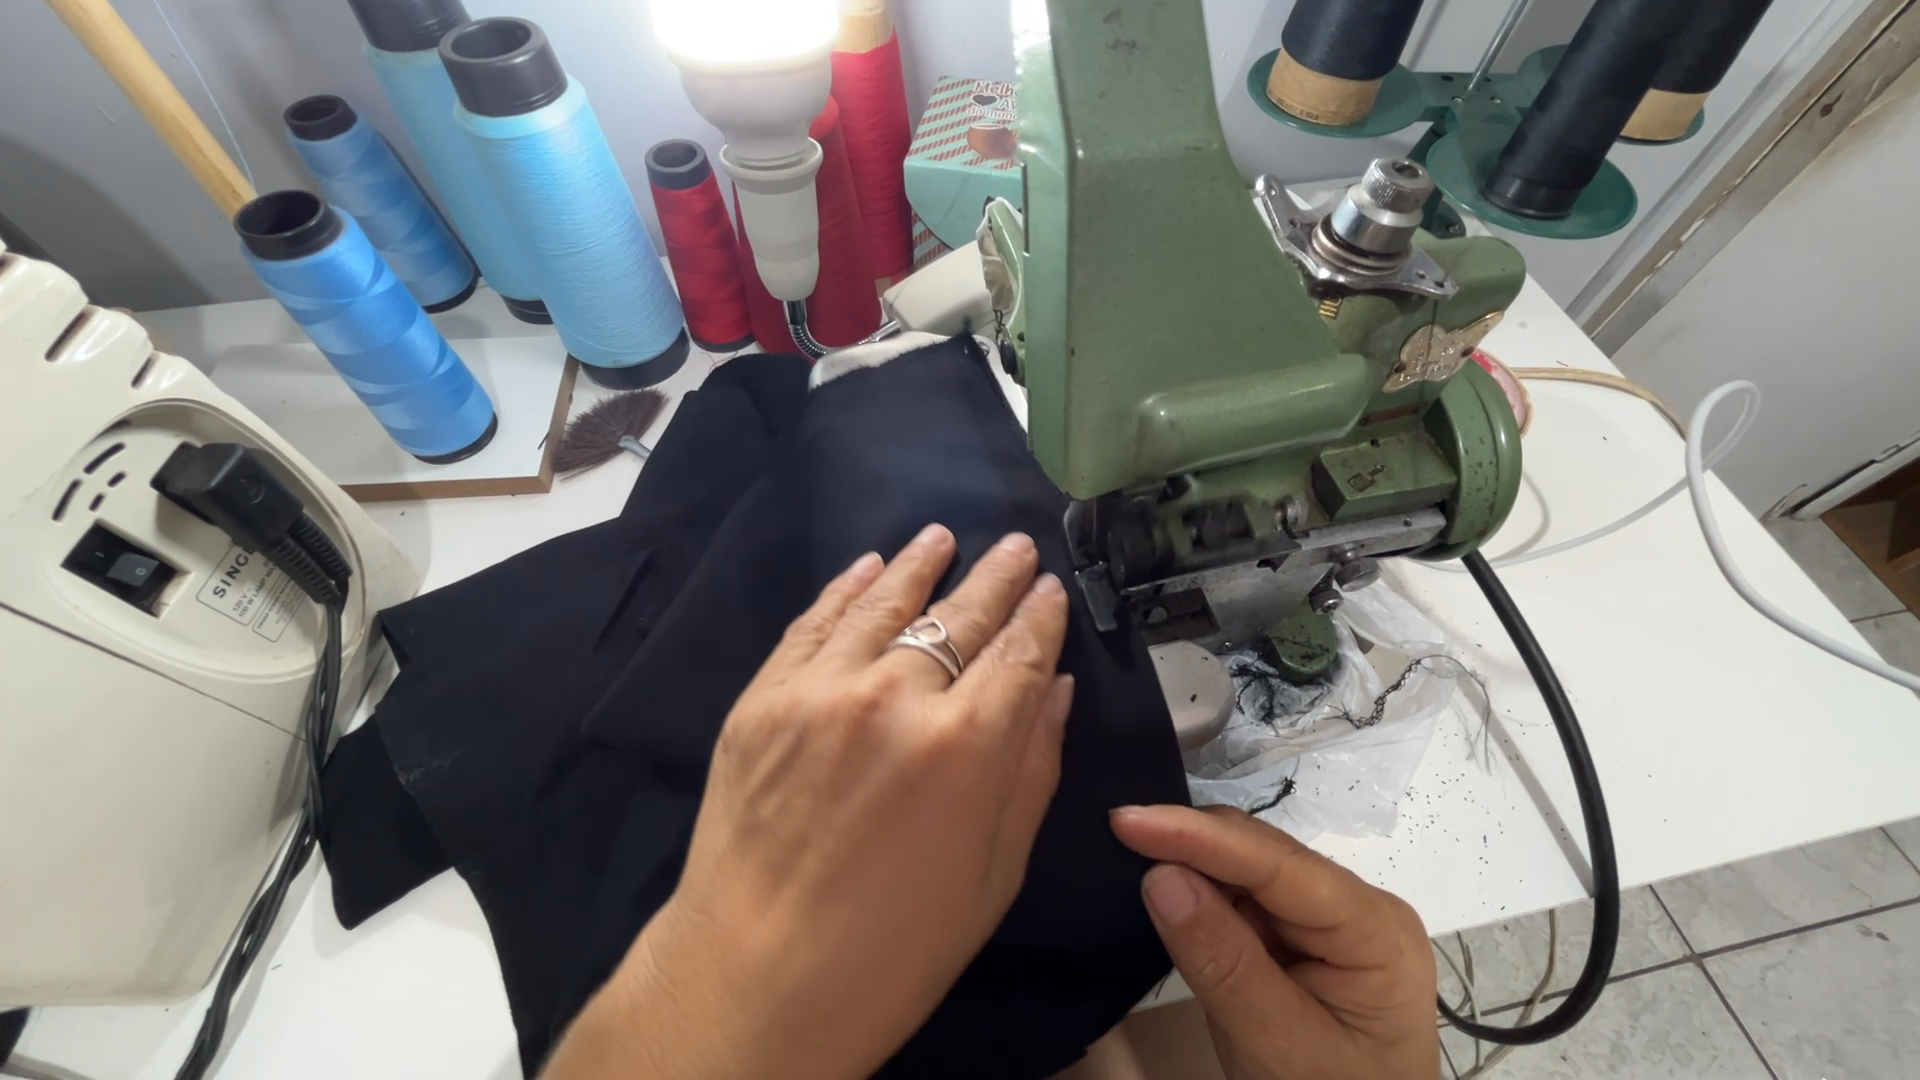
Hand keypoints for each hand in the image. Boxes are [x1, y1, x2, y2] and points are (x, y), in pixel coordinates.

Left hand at [544, 525, 1075, 1079]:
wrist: (754, 978)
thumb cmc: (895, 947)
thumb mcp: (993, 873)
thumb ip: (1031, 768)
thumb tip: (1055, 687)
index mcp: (965, 746)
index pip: (1019, 654)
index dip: (1041, 617)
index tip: (1052, 588)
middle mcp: (895, 697)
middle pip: (960, 617)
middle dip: (997, 577)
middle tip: (1018, 546)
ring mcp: (821, 689)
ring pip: (885, 603)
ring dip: (920, 564)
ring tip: (944, 535)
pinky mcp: (764, 696)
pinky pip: (813, 623)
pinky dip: (846, 589)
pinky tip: (869, 566)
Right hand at [1110, 805, 1437, 1079]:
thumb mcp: (1279, 1049)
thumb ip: (1223, 963)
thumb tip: (1159, 875)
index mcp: (1370, 928)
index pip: (1274, 862)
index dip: (1196, 835)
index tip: (1125, 820)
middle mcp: (1349, 903)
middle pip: (1256, 852)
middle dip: (1185, 841)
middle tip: (1111, 835)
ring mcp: (1320, 916)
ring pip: (1238, 866)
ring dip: (1183, 861)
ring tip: (1123, 852)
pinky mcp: (1290, 933)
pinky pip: (1232, 894)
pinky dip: (1191, 890)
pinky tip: (1158, 886)